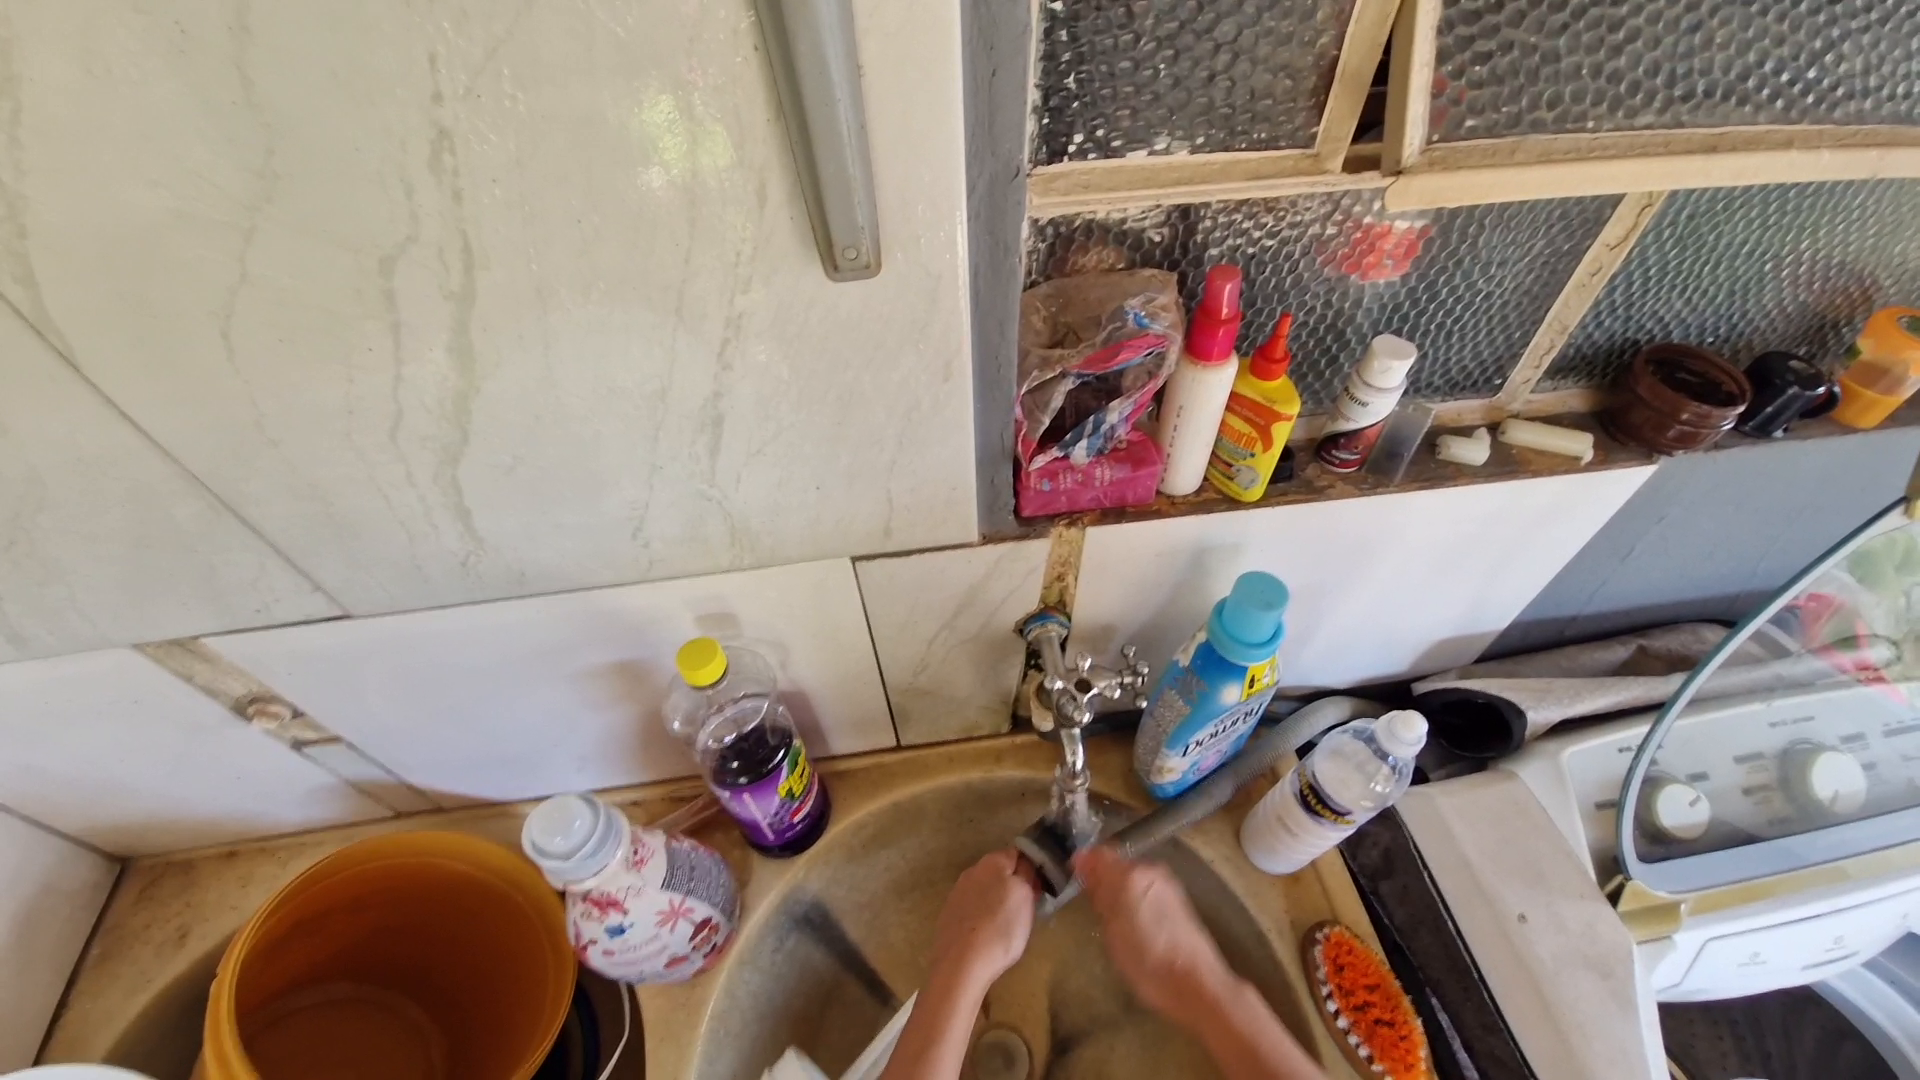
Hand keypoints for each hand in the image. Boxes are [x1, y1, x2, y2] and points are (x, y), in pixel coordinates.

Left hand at [926, 849, 1038, 993]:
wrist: (961, 963)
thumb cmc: (1001, 928)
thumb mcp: (1025, 897)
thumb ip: (1027, 874)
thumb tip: (1026, 863)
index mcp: (992, 861)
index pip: (1018, 853)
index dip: (1032, 869)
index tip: (1039, 889)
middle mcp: (972, 870)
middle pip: (1000, 871)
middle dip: (1014, 884)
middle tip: (1027, 908)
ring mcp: (958, 892)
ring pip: (986, 889)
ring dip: (998, 900)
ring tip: (1008, 924)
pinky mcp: (950, 913)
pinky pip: (973, 907)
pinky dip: (983, 915)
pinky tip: (987, 932)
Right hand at [1073, 846, 1236, 1030]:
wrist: (1197, 985)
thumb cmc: (1147, 961)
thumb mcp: (1111, 930)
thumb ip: (1097, 891)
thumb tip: (1081, 861)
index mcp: (1130, 874)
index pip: (1098, 853)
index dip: (1084, 866)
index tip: (1075, 884)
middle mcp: (1150, 870)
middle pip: (1117, 864)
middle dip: (1103, 881)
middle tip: (1095, 910)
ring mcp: (1167, 883)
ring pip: (1133, 878)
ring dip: (1121, 892)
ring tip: (1116, 924)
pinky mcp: (1178, 899)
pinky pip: (1147, 889)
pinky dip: (1137, 900)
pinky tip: (1138, 928)